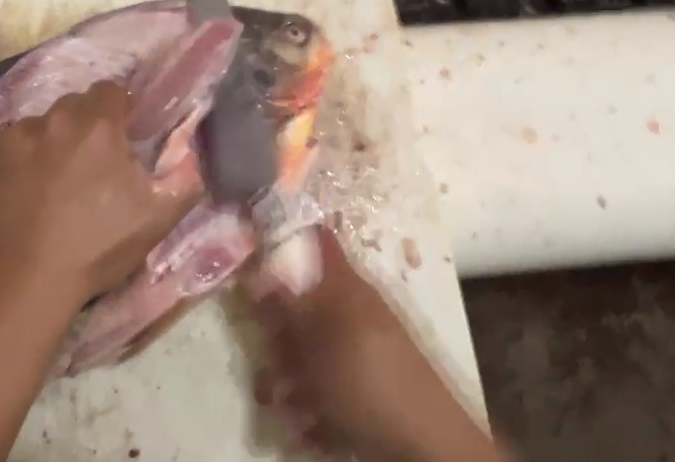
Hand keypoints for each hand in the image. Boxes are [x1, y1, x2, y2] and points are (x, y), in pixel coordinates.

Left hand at [0, 81, 202, 306]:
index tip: (124, 136)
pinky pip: (9, 147)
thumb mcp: (157, 219)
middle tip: (92, 164)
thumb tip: (191, 154)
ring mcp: (14, 138)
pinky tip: (22, 192)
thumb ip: (184, 179)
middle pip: (75, 106)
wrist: (22, 281)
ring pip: (40, 125)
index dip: (121, 109)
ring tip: (53, 182)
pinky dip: (19, 160)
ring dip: (51, 142)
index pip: (112, 90)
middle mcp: (54, 119)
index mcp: (97, 125)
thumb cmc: (95, 247)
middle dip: (86, 126)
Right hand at [258, 228, 508, 461]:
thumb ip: (281, 305)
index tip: (255, 245)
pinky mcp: (365, 389)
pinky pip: (327, 389)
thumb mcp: (314, 337)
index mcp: (344, 285)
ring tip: (288, 408)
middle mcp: (352, 311)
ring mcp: (360, 351)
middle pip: (301, 306)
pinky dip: (314, 410)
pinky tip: (311, 430)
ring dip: (290, 382)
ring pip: (309, 354)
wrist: (422, 440)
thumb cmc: (365, 374)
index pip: (318, 240)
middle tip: (269, 363)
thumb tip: (253, 272)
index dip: (289, 234)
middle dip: (278, 340)